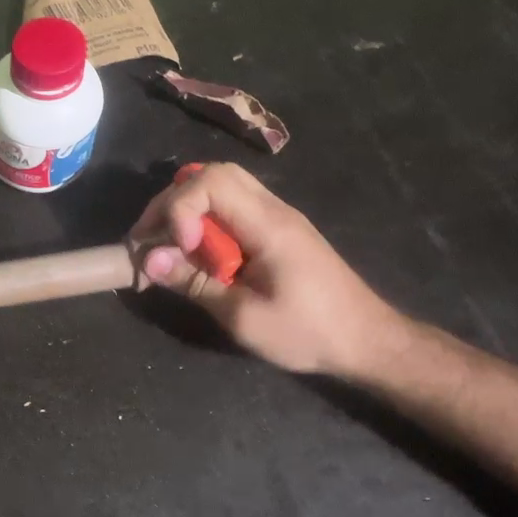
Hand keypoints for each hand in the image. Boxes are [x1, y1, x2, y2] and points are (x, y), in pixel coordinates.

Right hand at [132, 162, 403, 376]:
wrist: (368, 341)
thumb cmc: (308, 333)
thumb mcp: (244, 317)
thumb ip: (195, 284)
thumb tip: (149, 259)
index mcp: (269, 225)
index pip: (211, 182)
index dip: (180, 209)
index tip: (177, 249)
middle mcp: (274, 210)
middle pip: (214, 174)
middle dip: (174, 201)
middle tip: (152, 238)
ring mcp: (279, 217)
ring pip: (223, 187)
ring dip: (188, 210)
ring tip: (170, 247)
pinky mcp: (279, 231)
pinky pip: (234, 207)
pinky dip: (206, 221)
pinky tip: (198, 255)